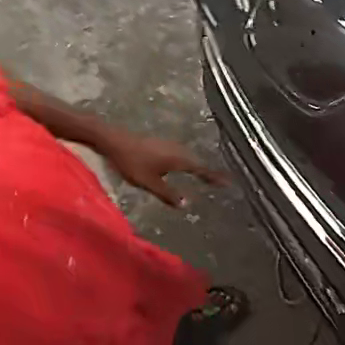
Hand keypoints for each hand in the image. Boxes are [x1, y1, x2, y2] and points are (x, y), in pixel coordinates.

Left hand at [99, 129, 227, 206]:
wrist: (115, 140)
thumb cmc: (132, 163)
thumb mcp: (149, 183)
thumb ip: (168, 194)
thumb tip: (187, 204)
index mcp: (179, 159)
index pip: (202, 170)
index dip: (215, 177)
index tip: (229, 182)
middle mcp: (179, 150)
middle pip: (198, 163)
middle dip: (210, 172)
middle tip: (221, 183)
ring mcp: (171, 145)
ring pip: (190, 158)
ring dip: (199, 167)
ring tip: (207, 177)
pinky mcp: (163, 145)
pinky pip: (182, 155)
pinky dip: (188, 163)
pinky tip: (184, 169)